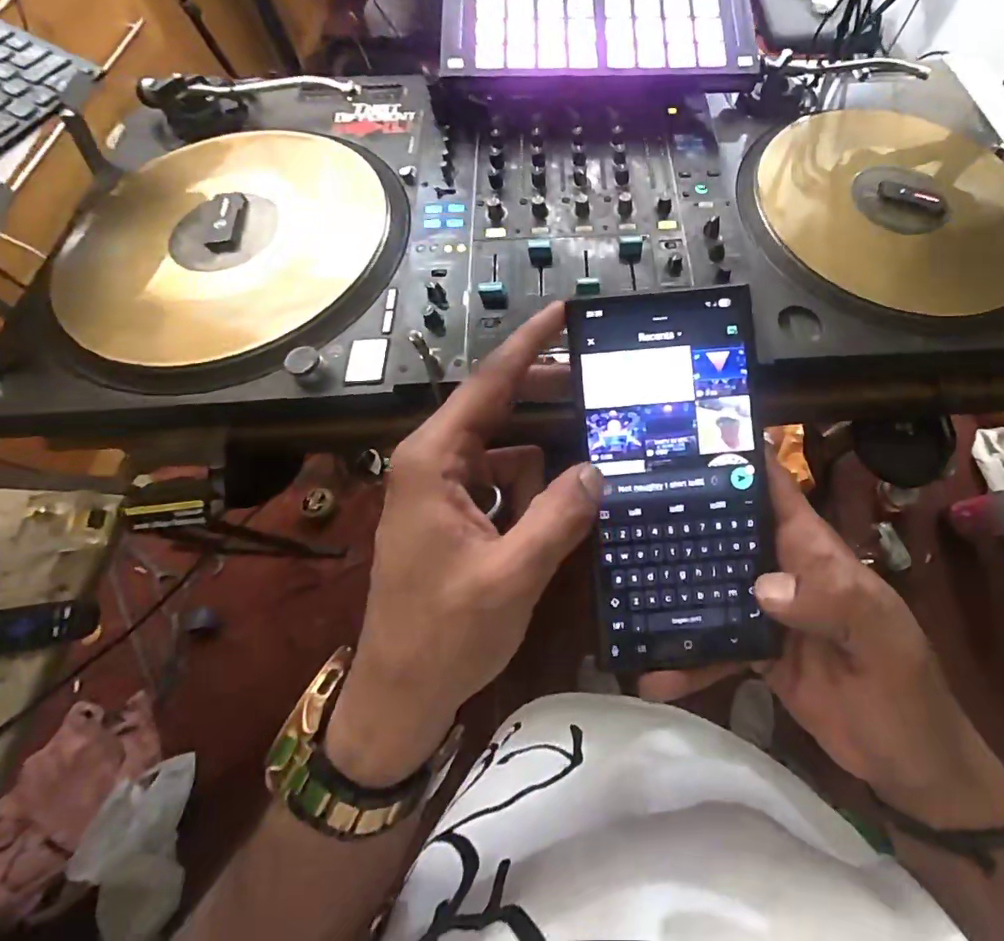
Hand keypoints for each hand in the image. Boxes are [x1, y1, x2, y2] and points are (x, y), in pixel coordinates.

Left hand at [325, 303, 601, 785]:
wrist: (400, 691)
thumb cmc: (444, 633)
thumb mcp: (512, 575)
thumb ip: (558, 516)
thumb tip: (598, 468)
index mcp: (433, 461)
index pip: (487, 385)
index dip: (528, 346)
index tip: (561, 312)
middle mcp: (432, 463)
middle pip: (498, 412)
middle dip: (548, 406)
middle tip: (603, 391)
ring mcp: (440, 490)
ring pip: (505, 455)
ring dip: (543, 469)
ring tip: (588, 481)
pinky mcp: (450, 517)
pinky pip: (499, 487)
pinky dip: (529, 496)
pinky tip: (559, 517)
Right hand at [644, 460, 1003, 828]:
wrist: (910, 768)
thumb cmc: (906, 695)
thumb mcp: (881, 642)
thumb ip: (832, 604)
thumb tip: (760, 585)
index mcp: (816, 555)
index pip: (775, 493)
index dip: (737, 461)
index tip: (684, 442)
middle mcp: (784, 573)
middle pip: (729, 534)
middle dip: (683, 518)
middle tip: (625, 505)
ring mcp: (766, 613)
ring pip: (712, 586)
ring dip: (673, 588)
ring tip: (622, 586)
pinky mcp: (755, 651)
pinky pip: (712, 644)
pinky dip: (684, 658)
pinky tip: (651, 673)